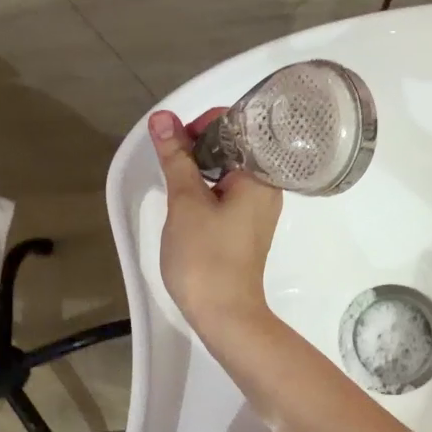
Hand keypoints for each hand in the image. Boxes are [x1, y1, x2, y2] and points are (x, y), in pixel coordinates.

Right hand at [147, 109, 283, 336]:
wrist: (224, 313)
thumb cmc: (205, 256)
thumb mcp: (185, 201)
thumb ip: (176, 157)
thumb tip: (162, 118)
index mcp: (262, 174)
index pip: (239, 126)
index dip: (204, 124)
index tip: (175, 139)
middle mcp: (268, 186)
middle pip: (236, 146)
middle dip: (201, 144)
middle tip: (172, 158)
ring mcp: (260, 207)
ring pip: (231, 169)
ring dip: (202, 165)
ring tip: (175, 175)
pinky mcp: (249, 225)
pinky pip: (230, 191)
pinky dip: (208, 185)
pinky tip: (188, 196)